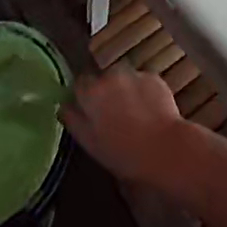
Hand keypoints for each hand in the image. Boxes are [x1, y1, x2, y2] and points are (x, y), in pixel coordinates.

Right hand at [60, 68, 197, 188]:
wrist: (164, 148)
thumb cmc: (122, 152)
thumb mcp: (90, 143)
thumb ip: (73, 120)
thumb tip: (63, 106)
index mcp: (91, 92)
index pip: (80, 84)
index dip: (85, 97)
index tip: (91, 111)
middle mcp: (110, 75)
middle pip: (103, 79)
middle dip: (107, 92)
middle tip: (114, 116)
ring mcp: (133, 74)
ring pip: (124, 79)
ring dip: (125, 90)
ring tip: (135, 114)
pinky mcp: (154, 77)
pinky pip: (143, 81)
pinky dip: (144, 92)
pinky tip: (150, 111)